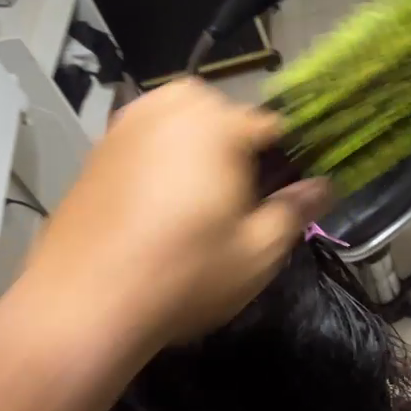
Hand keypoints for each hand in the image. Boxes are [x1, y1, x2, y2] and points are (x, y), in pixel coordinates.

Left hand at [8, 79, 330, 347]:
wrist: (87, 302)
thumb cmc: (185, 277)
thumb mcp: (258, 254)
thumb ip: (295, 211)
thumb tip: (323, 187)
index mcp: (216, 123)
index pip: (272, 125)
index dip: (289, 160)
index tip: (292, 195)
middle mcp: (167, 108)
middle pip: (222, 116)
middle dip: (239, 152)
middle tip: (243, 207)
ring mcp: (125, 126)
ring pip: (180, 127)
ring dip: (199, 156)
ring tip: (203, 210)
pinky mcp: (97, 152)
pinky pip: (147, 145)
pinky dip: (162, 166)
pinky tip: (162, 213)